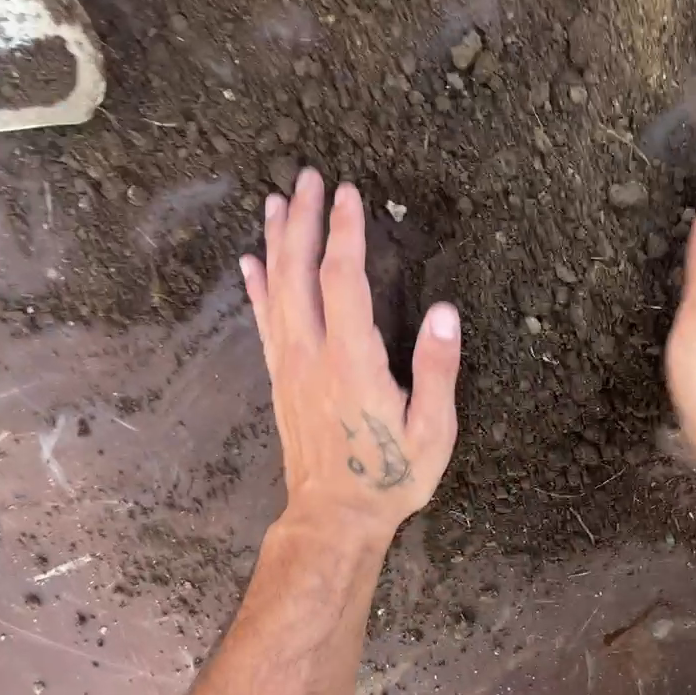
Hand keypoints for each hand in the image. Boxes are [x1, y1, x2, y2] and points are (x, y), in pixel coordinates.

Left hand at [240, 169, 460, 542]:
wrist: (334, 517)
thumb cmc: (391, 476)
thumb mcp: (433, 431)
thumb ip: (436, 370)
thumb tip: (444, 312)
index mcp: (353, 361)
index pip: (344, 281)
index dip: (345, 233)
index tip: (348, 194)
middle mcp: (313, 354)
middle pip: (300, 273)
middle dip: (303, 221)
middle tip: (307, 177)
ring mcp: (291, 366)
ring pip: (277, 290)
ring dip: (277, 242)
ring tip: (275, 202)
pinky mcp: (281, 380)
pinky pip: (265, 322)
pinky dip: (257, 287)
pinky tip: (251, 261)